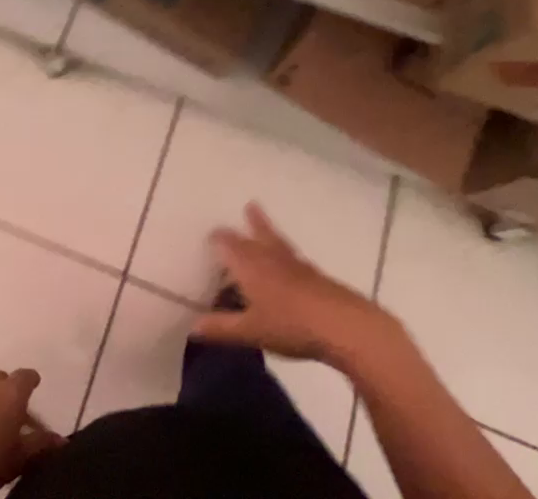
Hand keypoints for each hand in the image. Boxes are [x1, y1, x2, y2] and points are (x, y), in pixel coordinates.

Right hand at [191, 203, 394, 365]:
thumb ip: (221, 329)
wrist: (345, 326)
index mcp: (250, 266)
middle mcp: (272, 258)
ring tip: (263, 218)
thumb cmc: (290, 325)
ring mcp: (298, 265)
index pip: (229, 244)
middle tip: (249, 207)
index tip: (211, 236)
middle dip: (250, 223)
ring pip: (279, 241)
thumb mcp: (250, 331)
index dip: (219, 239)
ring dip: (269, 230)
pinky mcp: (318, 277)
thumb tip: (192, 327)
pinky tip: (292, 263)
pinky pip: (295, 258)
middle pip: (258, 234)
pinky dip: (288, 254)